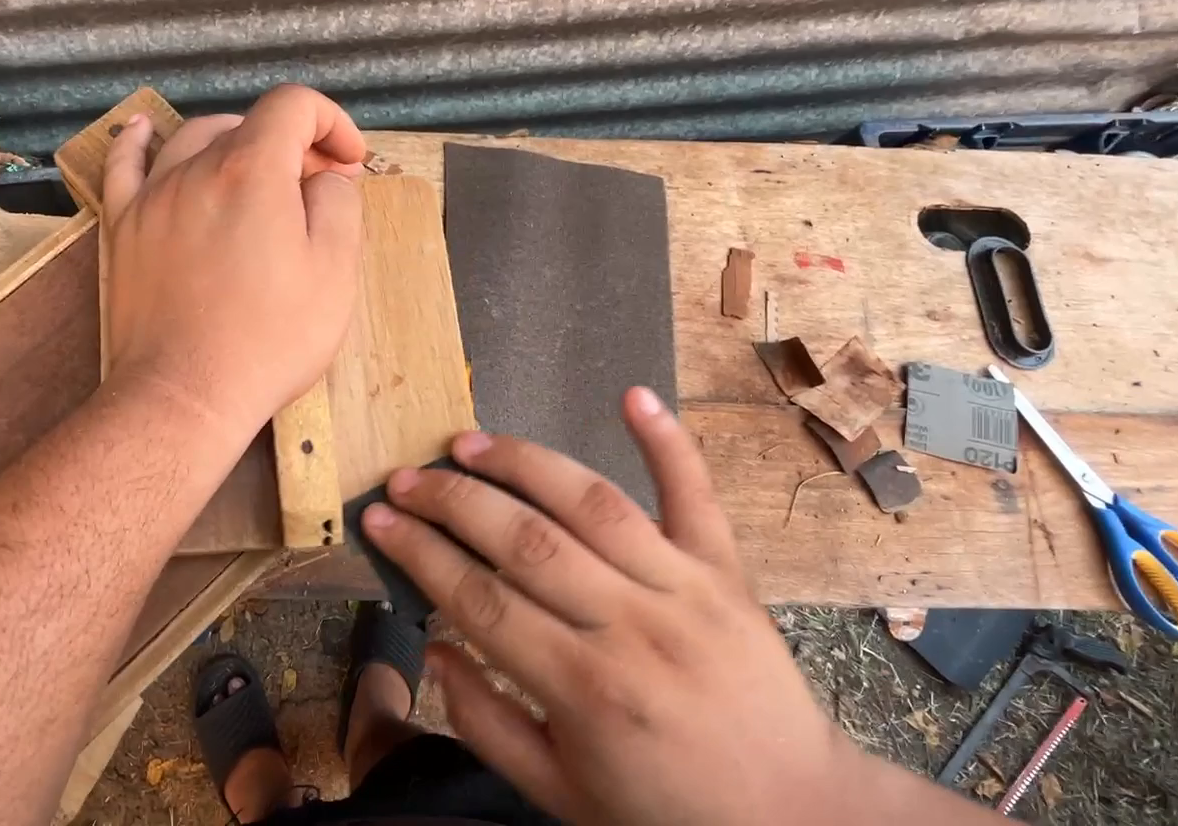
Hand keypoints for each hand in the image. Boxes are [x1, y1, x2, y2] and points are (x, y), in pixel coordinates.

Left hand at [100, 84, 366, 443]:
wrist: (185, 394)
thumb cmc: (267, 340)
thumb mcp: (334, 272)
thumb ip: (338, 203)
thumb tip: (327, 177)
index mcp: (252, 170)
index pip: (294, 106)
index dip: (331, 122)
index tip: (347, 162)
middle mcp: (195, 169)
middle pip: (248, 125)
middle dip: (291, 144)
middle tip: (314, 189)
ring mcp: (152, 198)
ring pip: (193, 140)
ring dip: (233, 144)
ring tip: (255, 173)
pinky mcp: (122, 229)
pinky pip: (124, 166)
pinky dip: (137, 142)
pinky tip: (143, 129)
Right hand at [360, 388, 916, 825]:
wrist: (799, 818)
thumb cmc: (666, 811)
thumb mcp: (560, 793)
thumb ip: (484, 722)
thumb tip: (431, 649)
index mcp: (585, 691)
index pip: (479, 601)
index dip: (419, 554)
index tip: (377, 519)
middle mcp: (633, 627)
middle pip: (525, 542)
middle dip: (452, 501)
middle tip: (405, 478)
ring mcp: (686, 590)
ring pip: (591, 504)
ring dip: (522, 464)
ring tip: (468, 441)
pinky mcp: (727, 573)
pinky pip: (695, 498)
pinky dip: (667, 442)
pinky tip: (632, 394)